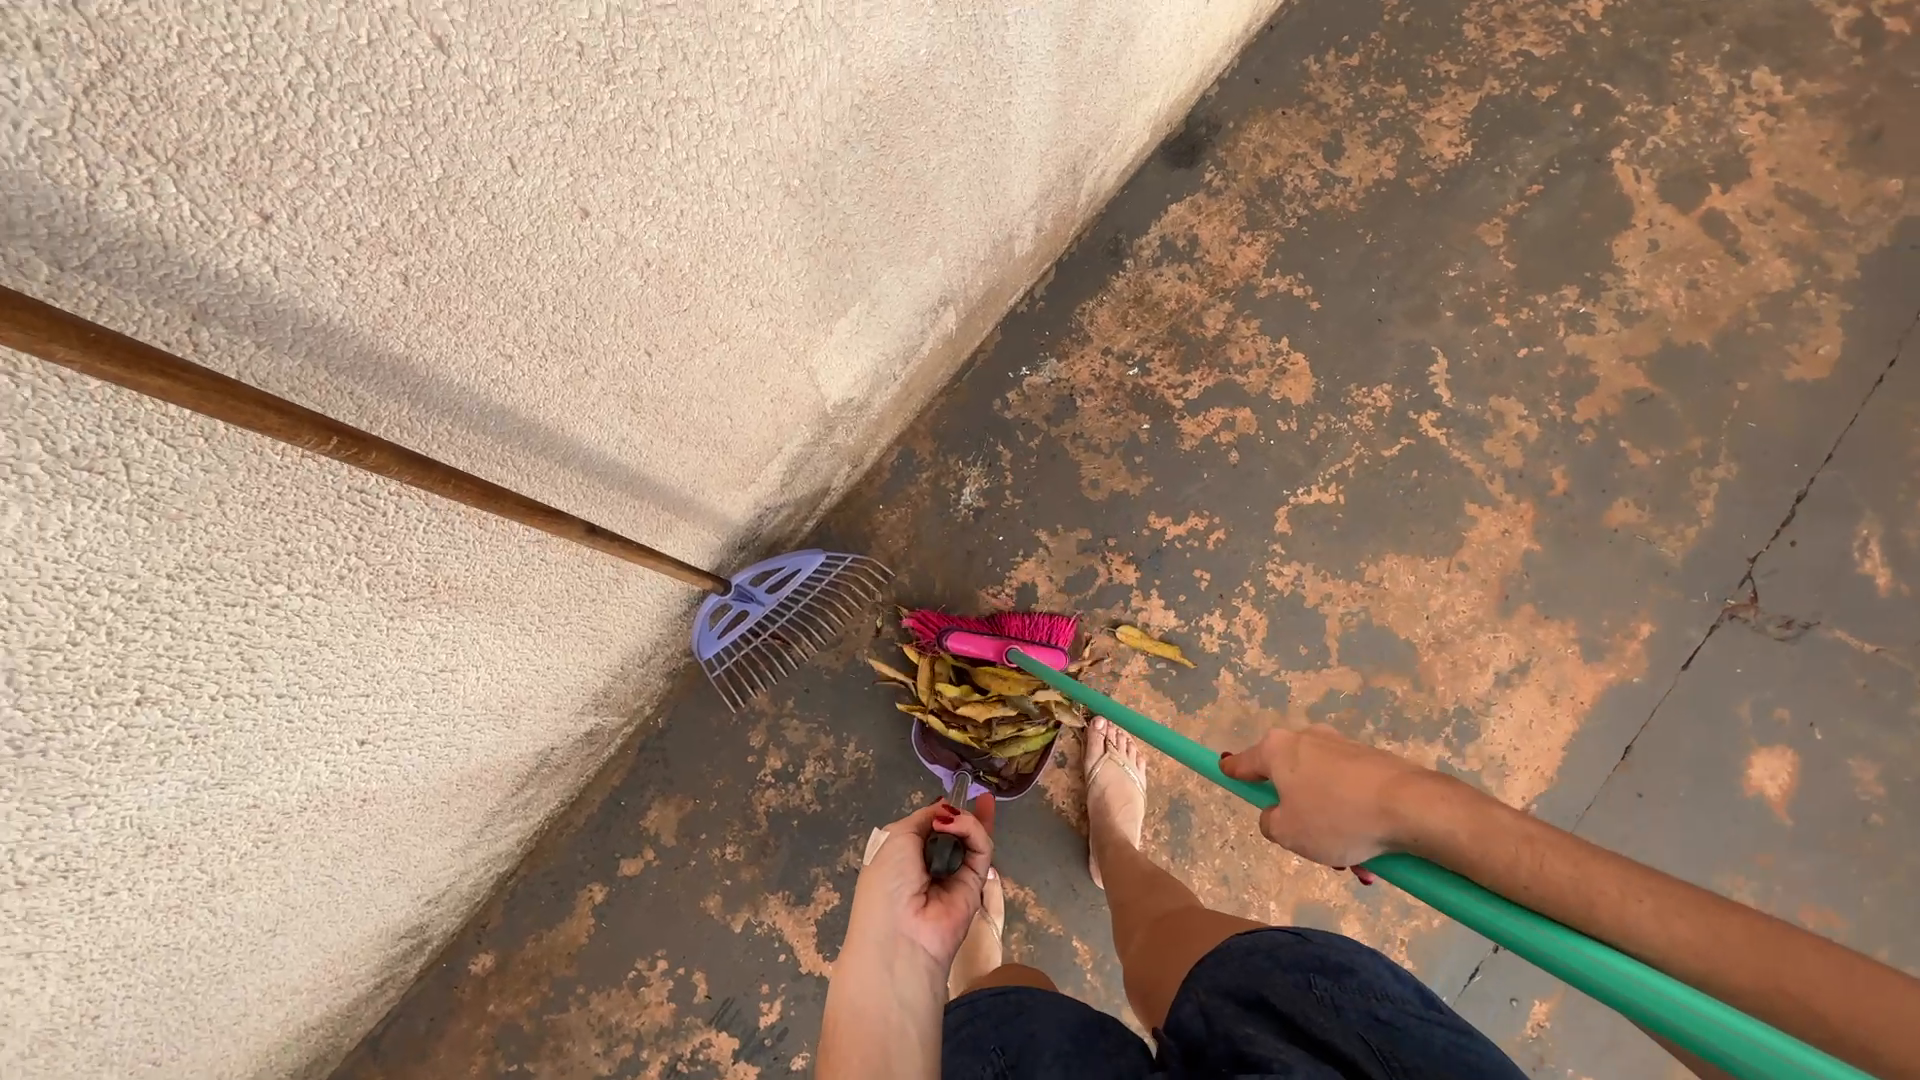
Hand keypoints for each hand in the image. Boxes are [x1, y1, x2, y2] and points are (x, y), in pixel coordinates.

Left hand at [843, 801, 992, 970]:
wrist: (901, 936)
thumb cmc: (886, 881)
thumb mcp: (896, 837)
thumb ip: (924, 818)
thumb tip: (946, 810)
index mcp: (904, 855)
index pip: (930, 826)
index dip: (941, 811)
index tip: (952, 796)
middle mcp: (930, 865)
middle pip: (955, 831)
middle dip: (964, 813)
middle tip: (975, 794)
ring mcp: (955, 875)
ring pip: (971, 838)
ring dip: (967, 820)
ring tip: (957, 818)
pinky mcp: (976, 884)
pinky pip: (981, 851)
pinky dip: (975, 833)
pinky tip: (960, 826)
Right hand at [1219, 725, 1449, 868]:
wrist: (1413, 807)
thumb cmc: (1337, 817)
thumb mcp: (1286, 833)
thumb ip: (1268, 822)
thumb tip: (1278, 814)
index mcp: (1276, 749)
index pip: (1241, 762)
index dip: (1231, 773)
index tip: (1225, 774)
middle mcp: (1306, 739)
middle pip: (1288, 779)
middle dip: (1298, 814)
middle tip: (1310, 847)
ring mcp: (1343, 747)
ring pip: (1324, 792)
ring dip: (1331, 825)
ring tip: (1353, 862)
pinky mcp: (1374, 760)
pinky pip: (1353, 794)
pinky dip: (1357, 820)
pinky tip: (1375, 854)